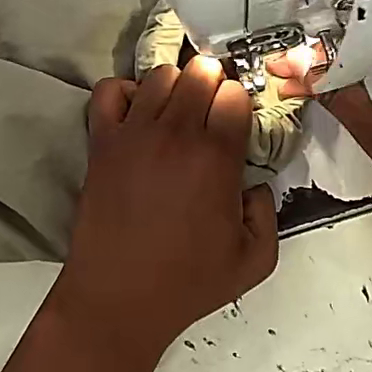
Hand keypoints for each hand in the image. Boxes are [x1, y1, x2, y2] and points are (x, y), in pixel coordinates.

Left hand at [53, 56, 279, 364]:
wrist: (118, 300)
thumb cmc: (188, 283)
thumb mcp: (256, 259)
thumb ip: (269, 211)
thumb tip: (255, 181)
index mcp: (216, 158)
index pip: (234, 93)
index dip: (241, 105)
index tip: (238, 124)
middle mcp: (175, 135)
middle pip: (200, 72)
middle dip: (214, 84)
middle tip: (213, 112)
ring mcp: (134, 134)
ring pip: (161, 74)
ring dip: (176, 86)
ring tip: (178, 114)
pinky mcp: (102, 143)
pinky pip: (110, 90)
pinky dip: (127, 92)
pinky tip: (139, 116)